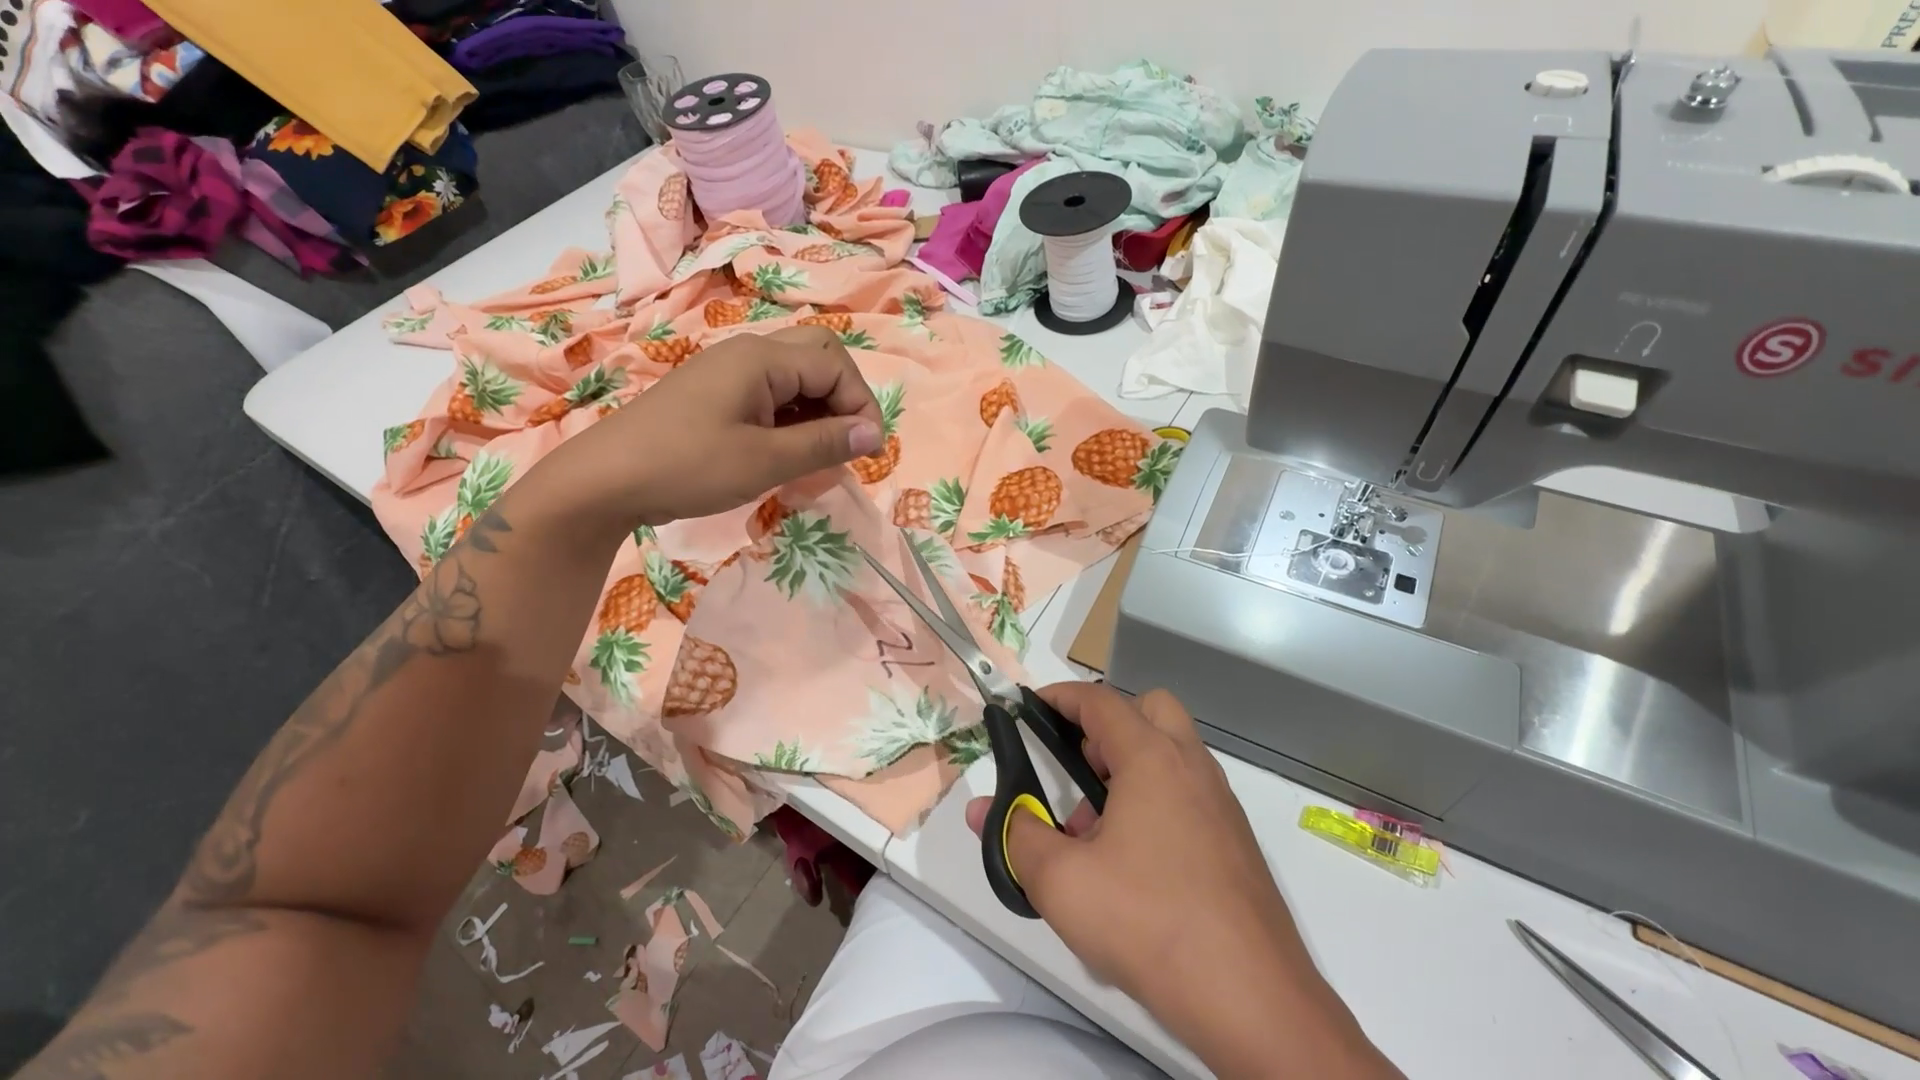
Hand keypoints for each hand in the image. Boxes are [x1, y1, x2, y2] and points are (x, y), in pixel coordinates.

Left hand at [531, 325, 882, 531]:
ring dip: (818, 410)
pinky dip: (791, 419)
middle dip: (843, 398)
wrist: (603, 481)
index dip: (861, 405)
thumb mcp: (763, 461)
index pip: (835, 365)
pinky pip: (769, 394)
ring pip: (794, 377)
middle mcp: (747, 353)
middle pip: (817, 357)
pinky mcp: (713, 395)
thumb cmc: (687, 467)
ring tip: (820, 456)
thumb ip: (823, 444)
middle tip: (848, 445)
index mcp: (761, 358)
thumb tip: (873, 434)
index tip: (868, 453)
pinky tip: (786, 454)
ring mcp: (727, 372)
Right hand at [966, 685, 1399, 1078]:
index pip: (1102, 702)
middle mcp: (1194, 769)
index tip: (1029, 707)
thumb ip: (1018, 836)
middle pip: (1150, 712)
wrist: (1251, 997)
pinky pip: (1187, 797)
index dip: (1060, 697)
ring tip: (1092, 832)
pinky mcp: (1235, 845)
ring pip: (1171, 757)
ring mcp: (1221, 807)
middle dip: (1106, 726)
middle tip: (1074, 768)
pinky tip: (1130, 866)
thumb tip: (989, 810)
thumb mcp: (1062, 882)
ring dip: (1129, 770)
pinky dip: (1154, 804)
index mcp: (1154, 759)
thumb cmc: (1148, 922)